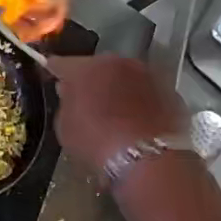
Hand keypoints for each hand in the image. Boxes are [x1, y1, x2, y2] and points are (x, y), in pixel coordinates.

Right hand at [46, 55, 188, 173]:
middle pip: (99, 66)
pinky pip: (147, 92)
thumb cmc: (96, 142)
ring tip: (114, 111)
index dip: (54, 70)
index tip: (50, 75)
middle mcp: (118, 61)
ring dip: (119, 88)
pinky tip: (137, 120)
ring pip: (126, 76)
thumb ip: (65, 103)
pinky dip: (141, 101)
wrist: (147, 158)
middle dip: (91, 79)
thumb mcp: (65, 127)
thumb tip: (69, 92)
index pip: (62, 63)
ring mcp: (148, 74)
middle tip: (86, 98)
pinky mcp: (170, 91)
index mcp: (86, 67)